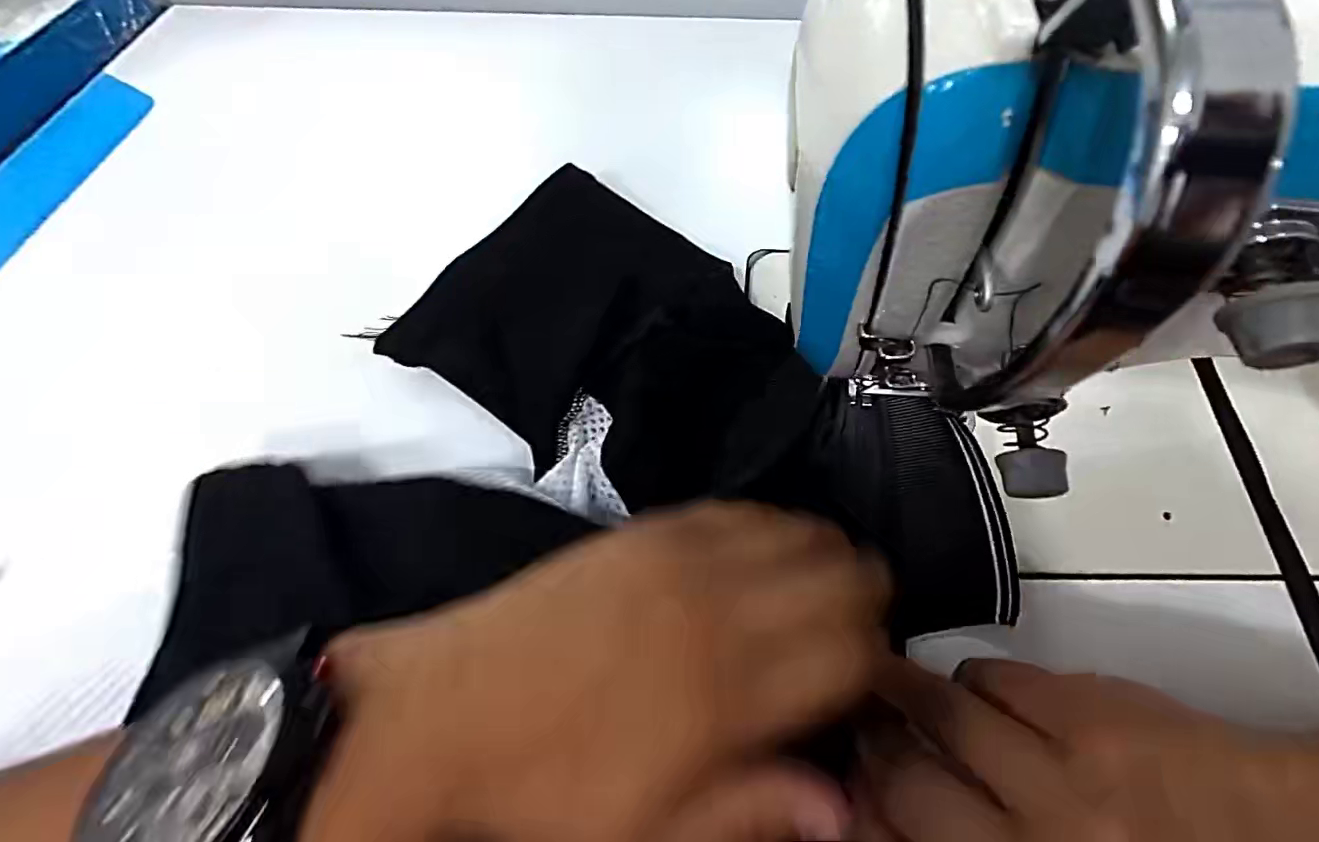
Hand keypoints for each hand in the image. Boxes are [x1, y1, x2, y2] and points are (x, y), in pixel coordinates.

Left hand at [300, 501, 890, 841]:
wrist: (443, 711)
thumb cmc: (547, 791)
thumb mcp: (647, 834)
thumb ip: (751, 809)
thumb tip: (841, 803)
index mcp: (728, 692)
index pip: (848, 650)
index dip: (874, 655)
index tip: (869, 666)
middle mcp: (721, 608)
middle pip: (839, 578)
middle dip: (866, 596)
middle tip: (859, 619)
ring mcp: (688, 556)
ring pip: (801, 532)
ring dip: (829, 554)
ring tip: (826, 579)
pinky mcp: (656, 527)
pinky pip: (744, 510)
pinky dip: (776, 525)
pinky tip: (774, 545)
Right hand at [855, 658, 1318, 841]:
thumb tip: (927, 822)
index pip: (911, 840)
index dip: (866, 810)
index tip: (846, 787)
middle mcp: (1028, 836)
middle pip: (913, 781)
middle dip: (874, 747)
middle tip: (857, 721)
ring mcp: (1054, 772)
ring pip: (948, 716)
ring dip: (913, 696)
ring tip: (891, 679)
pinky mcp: (1084, 712)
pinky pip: (1000, 681)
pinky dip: (976, 678)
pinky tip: (974, 682)